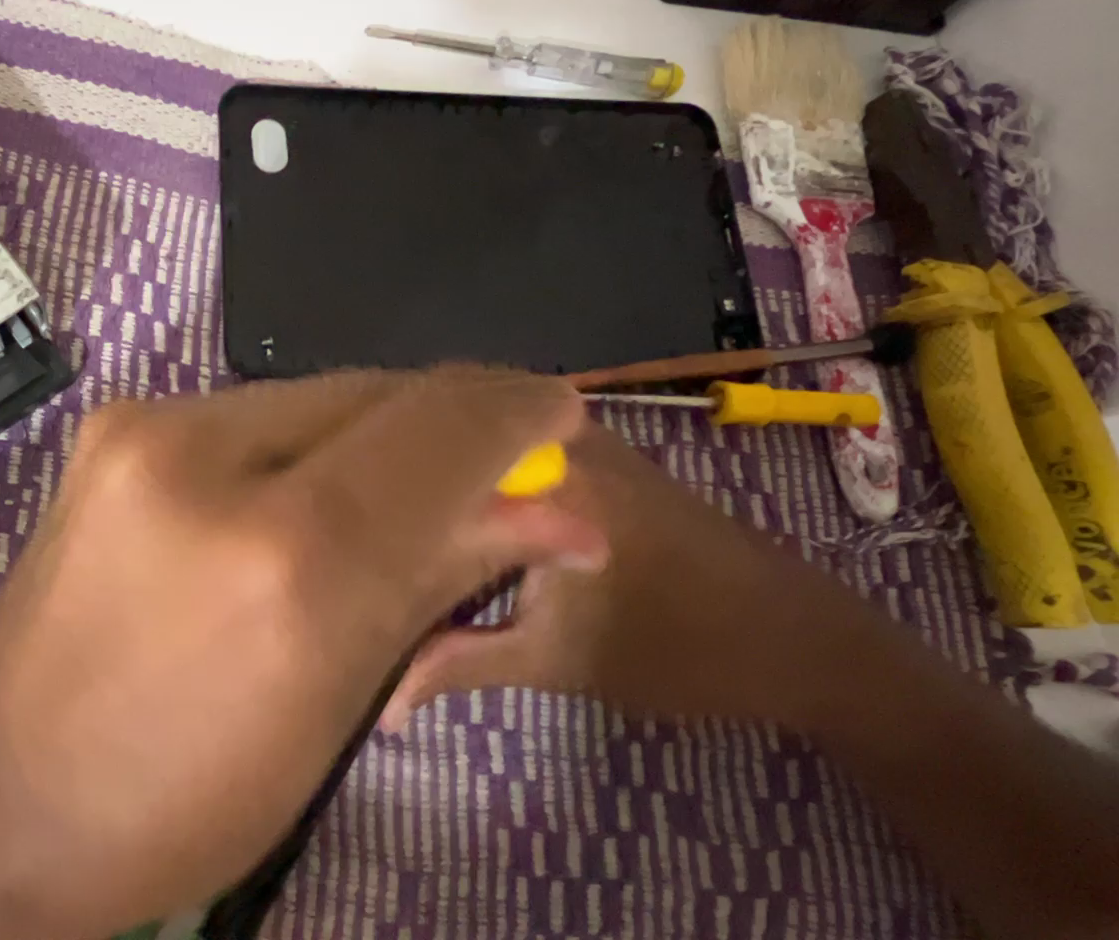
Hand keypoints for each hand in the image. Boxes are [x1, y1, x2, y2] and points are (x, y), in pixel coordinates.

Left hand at [0, 368, 606, 936]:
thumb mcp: (339, 701)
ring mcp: (144, 428)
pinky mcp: (113, 426)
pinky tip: (306, 496)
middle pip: (378, 393)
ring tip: (394, 500)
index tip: (557, 419)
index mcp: (290, 556)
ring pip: (314, 396)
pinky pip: (252, 415)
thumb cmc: (186, 787)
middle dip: (448, 428)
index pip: (444, 427)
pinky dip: (305, 445)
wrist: (3, 782)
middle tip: (489, 478)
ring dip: (375, 439)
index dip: (519, 412)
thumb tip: (545, 510)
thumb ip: (442, 578)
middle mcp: (209, 459)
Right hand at [381, 425, 885, 733]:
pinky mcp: (601, 458)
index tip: (316, 484)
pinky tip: (442, 502)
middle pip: (451, 418)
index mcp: (543, 473)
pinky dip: (474, 461)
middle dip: (392, 448)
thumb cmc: (681, 652)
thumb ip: (458, 665)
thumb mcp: (555, 662)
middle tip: (333, 487)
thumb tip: (374, 704)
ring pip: (484, 426)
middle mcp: (559, 436)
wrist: (807, 644)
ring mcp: (585, 441)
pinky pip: (515, 441)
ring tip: (371, 489)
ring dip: (434, 453)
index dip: (368, 453)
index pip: (432, 438)